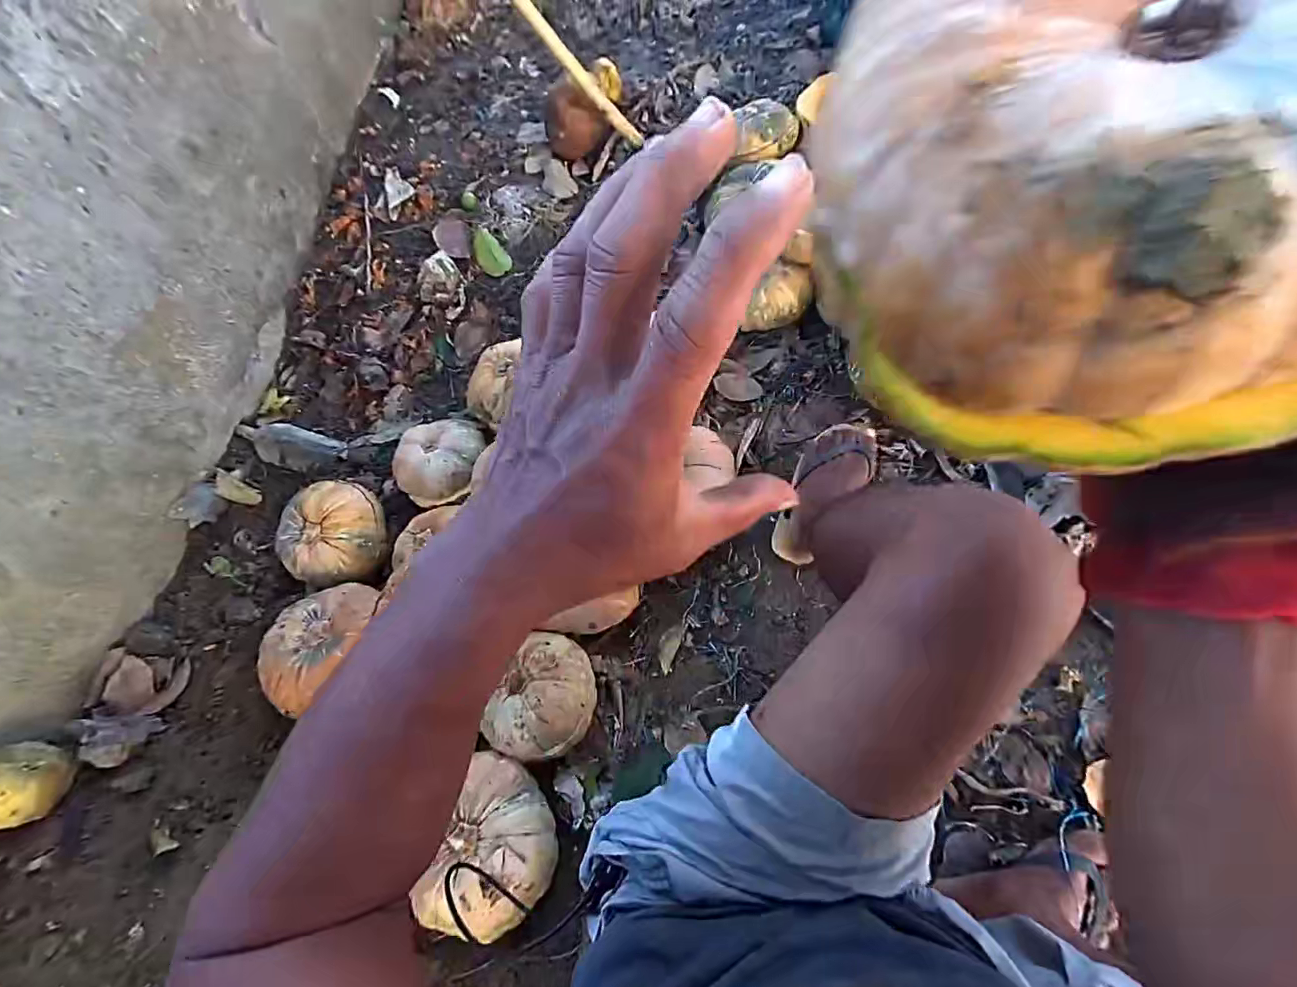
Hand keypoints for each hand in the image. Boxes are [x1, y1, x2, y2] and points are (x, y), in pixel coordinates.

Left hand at [453, 99, 810, 621]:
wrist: (506, 556)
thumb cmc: (596, 552)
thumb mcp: (681, 539)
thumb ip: (739, 505)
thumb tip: (791, 492)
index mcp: (644, 421)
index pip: (696, 318)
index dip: (742, 245)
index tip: (786, 182)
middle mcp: (597, 374)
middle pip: (626, 255)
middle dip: (672, 175)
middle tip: (721, 121)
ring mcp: (556, 360)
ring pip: (583, 254)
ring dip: (626, 186)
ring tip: (671, 142)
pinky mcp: (531, 359)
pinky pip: (551, 282)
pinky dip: (582, 233)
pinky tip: (607, 210)